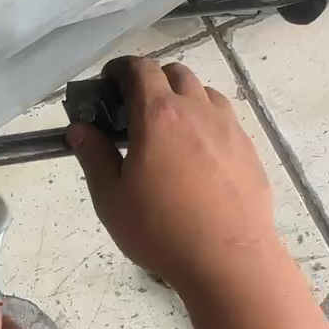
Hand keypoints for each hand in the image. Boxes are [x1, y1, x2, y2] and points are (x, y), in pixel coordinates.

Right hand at [68, 55, 278, 296]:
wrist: (228, 258)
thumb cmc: (160, 230)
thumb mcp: (111, 199)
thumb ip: (94, 157)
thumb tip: (80, 129)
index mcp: (158, 116)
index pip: (139, 69)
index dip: (119, 69)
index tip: (108, 84)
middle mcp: (196, 110)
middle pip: (174, 73)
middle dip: (151, 82)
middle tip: (134, 114)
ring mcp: (228, 127)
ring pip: (203, 93)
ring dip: (181, 99)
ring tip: (168, 133)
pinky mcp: (248, 148)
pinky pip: (223, 119)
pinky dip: (204, 122)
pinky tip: (196, 157)